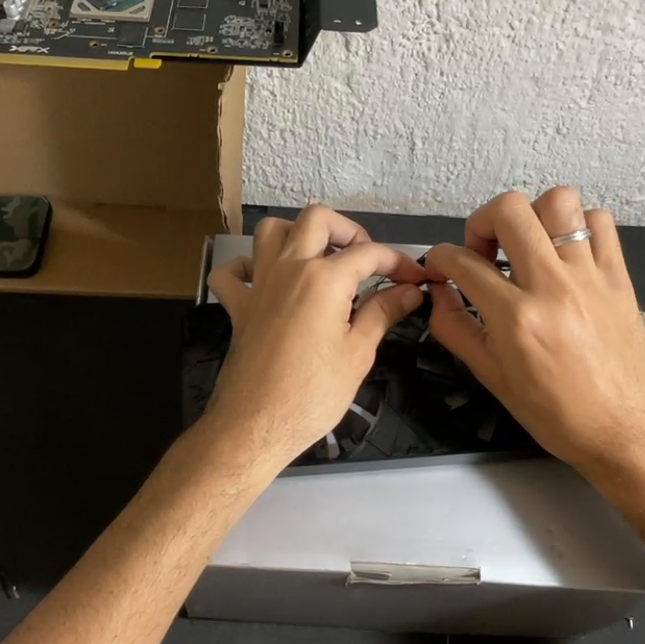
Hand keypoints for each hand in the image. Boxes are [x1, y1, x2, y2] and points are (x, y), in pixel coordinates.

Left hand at [204, 206, 427, 471]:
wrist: (255, 424)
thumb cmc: (311, 394)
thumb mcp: (358, 353)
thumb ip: (382, 313)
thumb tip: (409, 292)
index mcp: (323, 278)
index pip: (369, 253)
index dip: (397, 261)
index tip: (413, 278)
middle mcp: (288, 268)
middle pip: (317, 219)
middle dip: (347, 230)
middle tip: (365, 260)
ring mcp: (258, 284)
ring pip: (270, 230)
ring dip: (296, 234)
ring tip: (319, 258)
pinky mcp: (237, 306)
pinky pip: (231, 272)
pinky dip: (245, 267)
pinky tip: (264, 280)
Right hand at [422, 188, 644, 478]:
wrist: (625, 431)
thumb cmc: (556, 413)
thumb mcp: (491, 377)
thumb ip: (454, 328)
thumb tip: (437, 293)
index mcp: (515, 317)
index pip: (462, 261)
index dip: (440, 258)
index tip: (441, 268)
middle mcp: (552, 285)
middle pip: (509, 210)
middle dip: (481, 222)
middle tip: (482, 252)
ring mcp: (590, 276)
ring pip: (558, 201)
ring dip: (531, 215)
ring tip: (525, 245)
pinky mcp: (618, 276)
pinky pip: (599, 221)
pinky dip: (576, 225)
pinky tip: (563, 253)